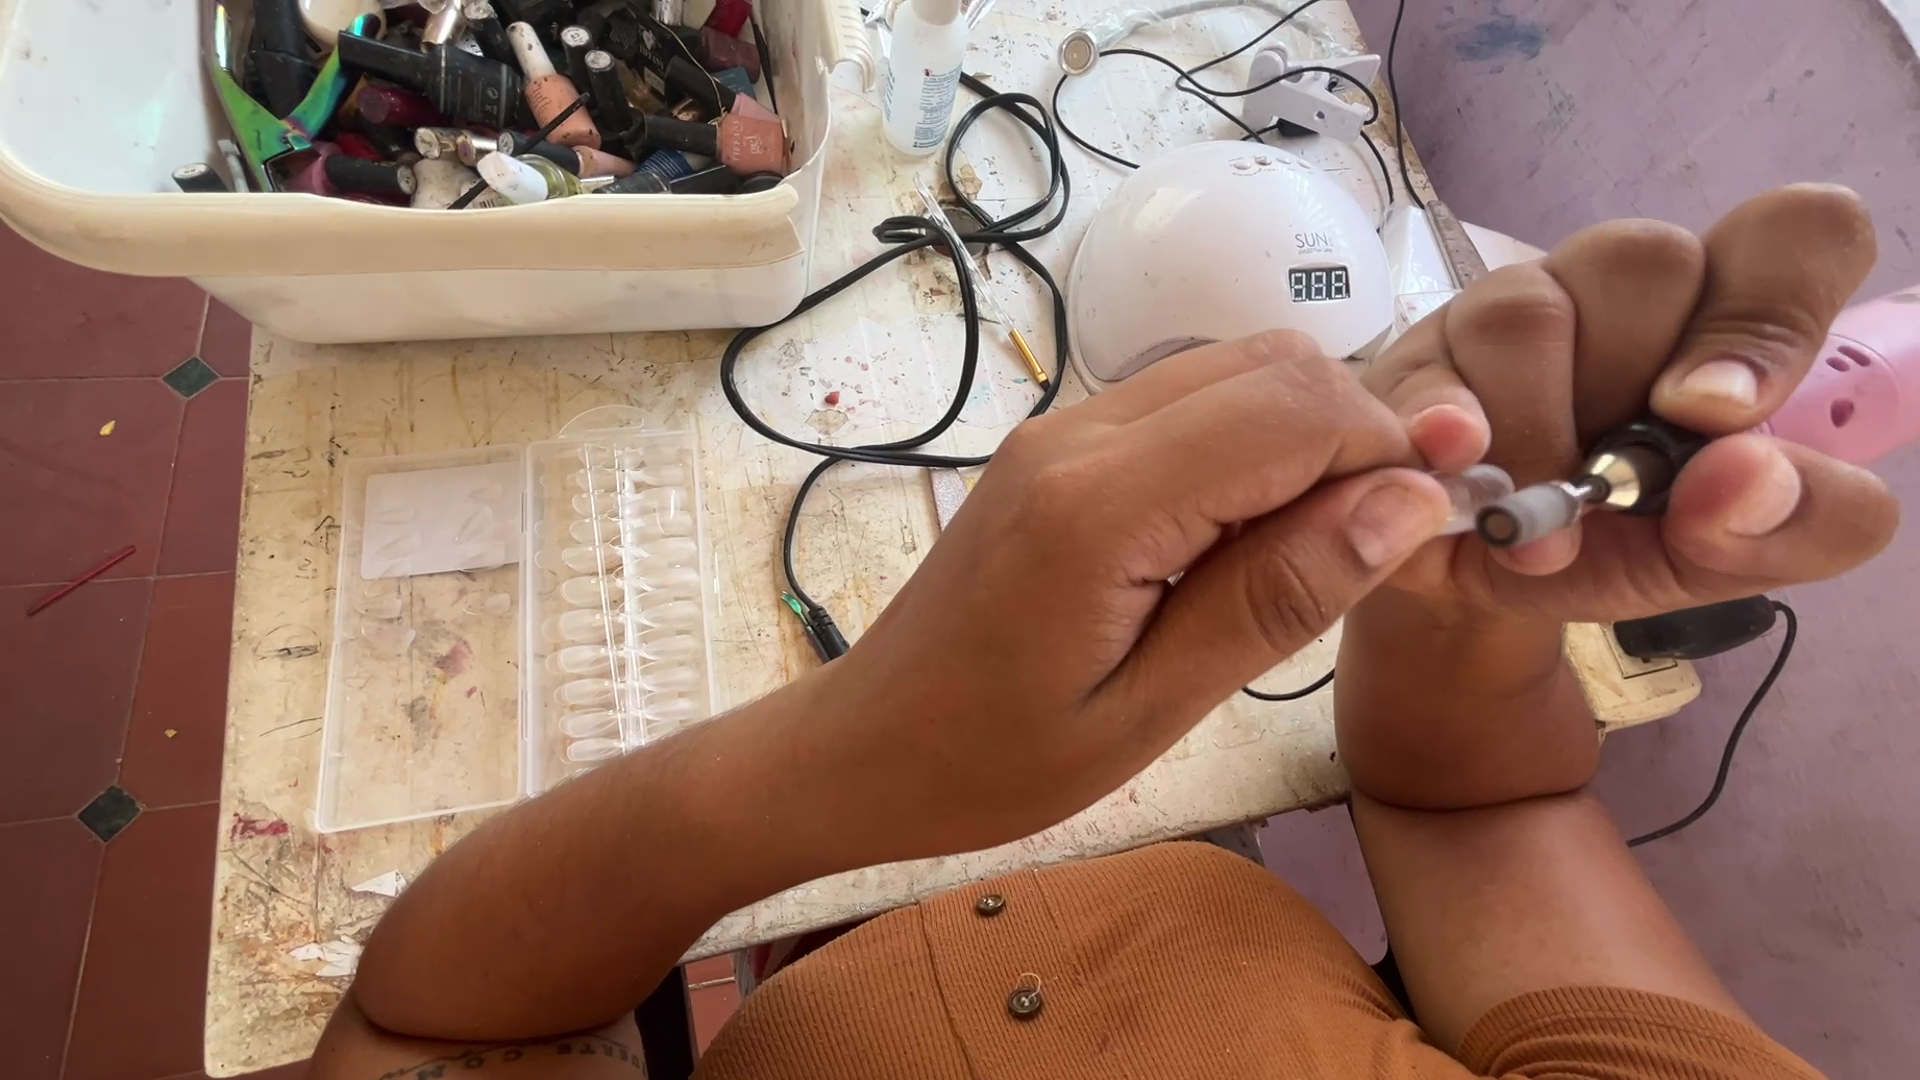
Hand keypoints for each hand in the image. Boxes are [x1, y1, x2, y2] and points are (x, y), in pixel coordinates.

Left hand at [819, 332, 1450, 859]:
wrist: (870, 741)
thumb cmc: (996, 758)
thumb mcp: (1151, 709)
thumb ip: (1274, 596)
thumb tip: (1407, 501)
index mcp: (1098, 503)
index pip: (1292, 410)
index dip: (1388, 449)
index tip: (1432, 521)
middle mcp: (1074, 434)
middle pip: (1265, 367)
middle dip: (1352, 431)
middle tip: (1375, 539)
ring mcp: (1055, 432)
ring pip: (1224, 374)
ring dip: (1298, 435)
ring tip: (1306, 547)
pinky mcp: (1049, 450)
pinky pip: (1175, 408)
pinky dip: (1239, 444)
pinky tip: (1237, 529)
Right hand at [1367, 184, 1898, 621]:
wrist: (1471, 591)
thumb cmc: (1603, 556)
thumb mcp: (1729, 561)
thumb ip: (1800, 525)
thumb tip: (1745, 469)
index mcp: (1714, 323)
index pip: (1789, 234)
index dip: (1763, 308)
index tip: (1710, 416)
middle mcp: (1608, 298)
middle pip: (1640, 260)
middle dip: (1618, 381)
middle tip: (1596, 483)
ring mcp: (1497, 317)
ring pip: (1519, 312)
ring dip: (1524, 426)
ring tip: (1516, 506)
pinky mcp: (1412, 363)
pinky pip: (1426, 377)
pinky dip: (1442, 438)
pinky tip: (1448, 486)